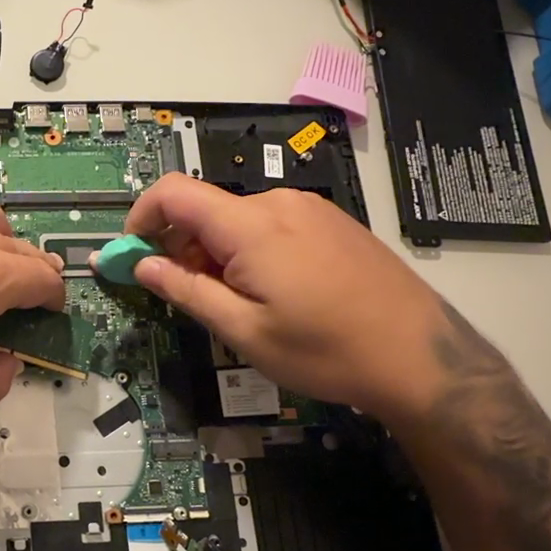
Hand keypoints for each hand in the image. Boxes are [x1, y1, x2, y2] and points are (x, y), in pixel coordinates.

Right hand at [121, 175, 449, 423]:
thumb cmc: (325, 350)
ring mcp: (310, 210)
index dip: (140, 218)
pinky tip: (272, 294)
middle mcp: (278, 203)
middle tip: (187, 298)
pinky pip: (270, 225)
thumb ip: (185, 290)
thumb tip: (140, 265)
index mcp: (250, 225)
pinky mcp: (331, 223)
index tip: (131, 256)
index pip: (173, 193)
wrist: (420, 357)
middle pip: (204, 210)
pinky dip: (248, 251)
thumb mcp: (243, 331)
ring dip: (215, 253)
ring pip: (236, 220)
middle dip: (180, 247)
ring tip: (236, 306)